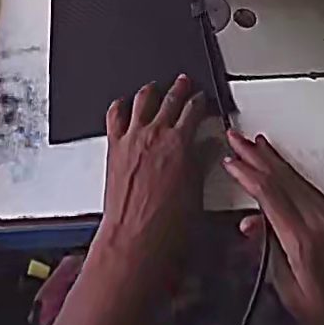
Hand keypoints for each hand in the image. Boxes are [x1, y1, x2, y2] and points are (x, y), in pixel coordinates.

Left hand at [91, 75, 209, 275]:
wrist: (135, 242)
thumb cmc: (167, 227)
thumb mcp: (196, 192)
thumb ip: (202, 162)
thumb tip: (208, 148)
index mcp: (180, 143)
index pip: (194, 110)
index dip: (199, 101)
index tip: (201, 99)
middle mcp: (156, 134)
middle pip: (170, 99)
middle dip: (179, 87)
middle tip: (183, 82)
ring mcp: (133, 137)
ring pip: (143, 99)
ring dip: (152, 90)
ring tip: (155, 86)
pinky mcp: (115, 145)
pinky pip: (115, 115)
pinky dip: (120, 106)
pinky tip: (123, 103)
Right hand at [222, 131, 323, 324]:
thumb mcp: (289, 292)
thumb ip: (267, 252)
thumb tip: (249, 225)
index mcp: (303, 240)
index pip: (269, 193)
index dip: (246, 174)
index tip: (230, 163)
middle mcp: (318, 220)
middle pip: (280, 176)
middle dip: (254, 154)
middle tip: (235, 138)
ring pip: (293, 174)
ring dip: (269, 156)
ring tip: (250, 142)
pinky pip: (303, 181)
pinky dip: (284, 167)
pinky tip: (276, 160)